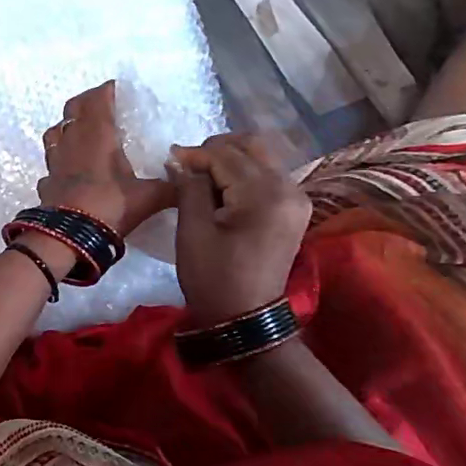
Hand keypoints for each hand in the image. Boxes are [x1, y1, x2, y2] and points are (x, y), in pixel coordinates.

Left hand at [38, 81, 173, 236]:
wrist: (69, 238)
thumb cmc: (109, 207)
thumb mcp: (149, 197)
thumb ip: (171, 187)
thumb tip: (190, 181)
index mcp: (97, 135)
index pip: (97, 99)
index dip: (106, 91)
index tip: (117, 90)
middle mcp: (72, 142)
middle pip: (72, 109)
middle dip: (85, 104)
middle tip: (100, 107)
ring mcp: (54, 162)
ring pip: (54, 133)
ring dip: (66, 129)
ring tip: (81, 135)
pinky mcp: (46, 183)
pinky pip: (51, 166)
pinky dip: (59, 164)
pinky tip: (68, 173)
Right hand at [169, 133, 311, 326]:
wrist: (244, 318)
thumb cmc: (212, 278)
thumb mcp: (193, 232)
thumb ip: (189, 189)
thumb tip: (180, 161)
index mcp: (265, 194)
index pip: (227, 156)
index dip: (195, 154)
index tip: (168, 158)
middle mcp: (289, 188)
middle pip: (252, 147)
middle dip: (216, 150)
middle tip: (186, 165)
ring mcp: (297, 198)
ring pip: (262, 159)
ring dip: (230, 160)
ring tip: (201, 177)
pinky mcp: (295, 209)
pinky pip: (268, 176)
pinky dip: (243, 175)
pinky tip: (222, 190)